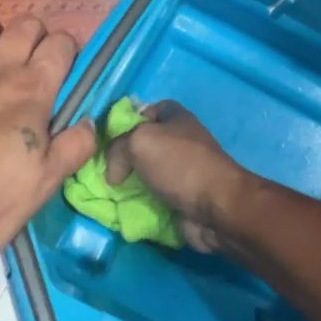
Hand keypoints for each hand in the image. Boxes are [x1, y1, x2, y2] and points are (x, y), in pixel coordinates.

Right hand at [105, 101, 255, 252]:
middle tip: (105, 172)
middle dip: (124, 158)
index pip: (147, 110)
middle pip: (144, 145)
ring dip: (130, 185)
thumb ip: (118, 148)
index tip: (109, 140)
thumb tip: (114, 172)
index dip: (127, 121)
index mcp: (176, 117)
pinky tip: (125, 210)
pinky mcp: (183, 197)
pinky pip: (154, 198)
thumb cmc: (179, 163)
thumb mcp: (139, 141)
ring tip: (110, 194)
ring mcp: (183, 170)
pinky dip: (141, 205)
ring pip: (147, 174)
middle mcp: (181, 140)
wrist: (214, 206)